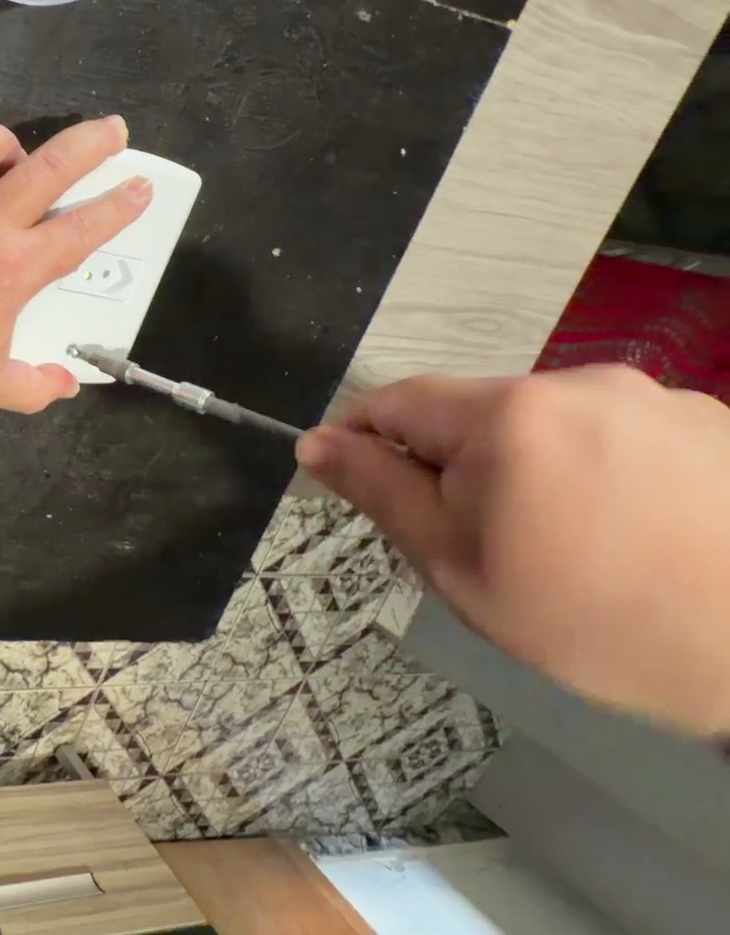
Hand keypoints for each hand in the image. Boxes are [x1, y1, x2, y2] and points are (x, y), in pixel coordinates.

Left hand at [0, 117, 150, 424]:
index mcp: (15, 269)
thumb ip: (35, 385)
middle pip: (50, 166)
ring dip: (4, 141)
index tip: (138, 187)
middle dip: (90, 143)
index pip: (83, 228)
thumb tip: (66, 386)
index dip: (119, 205)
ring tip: (7, 157)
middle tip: (110, 131)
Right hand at [297, 366, 729, 735]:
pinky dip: (594, 467)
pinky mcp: (716, 424)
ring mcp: (661, 400)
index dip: (359, 439)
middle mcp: (583, 384)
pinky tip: (627, 527)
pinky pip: (613, 432)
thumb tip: (313, 444)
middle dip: (450, 460)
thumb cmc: (590, 618)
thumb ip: (379, 491)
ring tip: (562, 536)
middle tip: (472, 535)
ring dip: (524, 462)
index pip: (393, 401)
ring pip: (543, 421)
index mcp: (508, 416)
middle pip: (470, 411)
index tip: (360, 488)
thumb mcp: (454, 562)